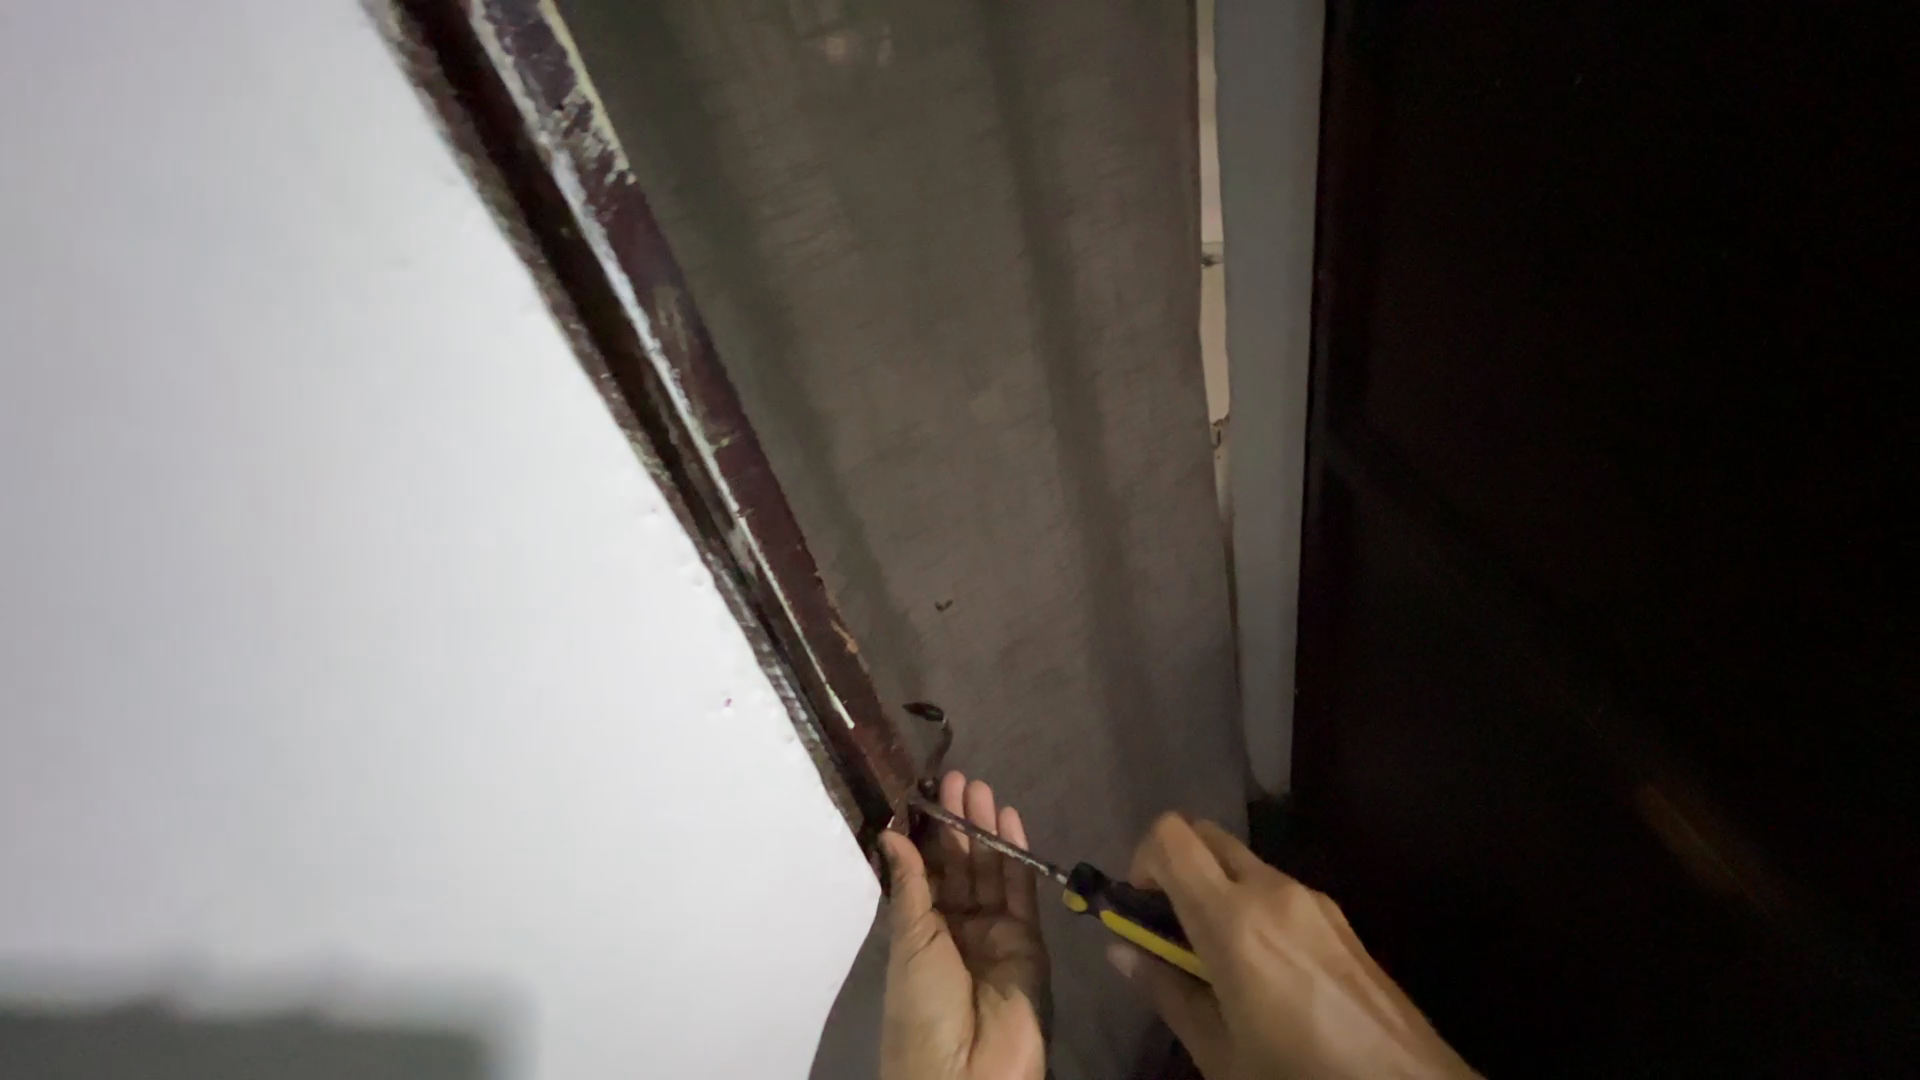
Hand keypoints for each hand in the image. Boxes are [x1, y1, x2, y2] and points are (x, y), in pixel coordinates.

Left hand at [878, 771, 1050, 1079]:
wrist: (968, 1074)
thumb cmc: (923, 1005)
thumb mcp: (910, 941)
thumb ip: (911, 883)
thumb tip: (891, 834)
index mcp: (923, 930)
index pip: (928, 871)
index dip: (929, 834)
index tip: (927, 793)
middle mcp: (959, 927)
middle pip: (961, 866)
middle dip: (959, 823)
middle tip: (958, 779)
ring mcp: (995, 932)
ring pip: (991, 871)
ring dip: (986, 830)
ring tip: (981, 788)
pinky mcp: (1028, 940)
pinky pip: (1020, 890)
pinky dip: (1016, 854)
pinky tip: (1010, 819)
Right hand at [1112, 814, 1476, 1079]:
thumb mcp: (1221, 1056)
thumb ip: (1166, 992)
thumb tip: (1121, 951)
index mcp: (1232, 919)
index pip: (1169, 836)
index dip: (1143, 859)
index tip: (1143, 909)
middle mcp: (1270, 890)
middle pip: (1203, 833)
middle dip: (1176, 865)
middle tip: (1174, 927)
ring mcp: (1311, 899)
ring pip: (1240, 861)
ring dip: (1216, 887)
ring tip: (1222, 960)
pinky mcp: (1339, 917)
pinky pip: (1276, 888)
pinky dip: (1252, 905)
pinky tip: (1269, 972)